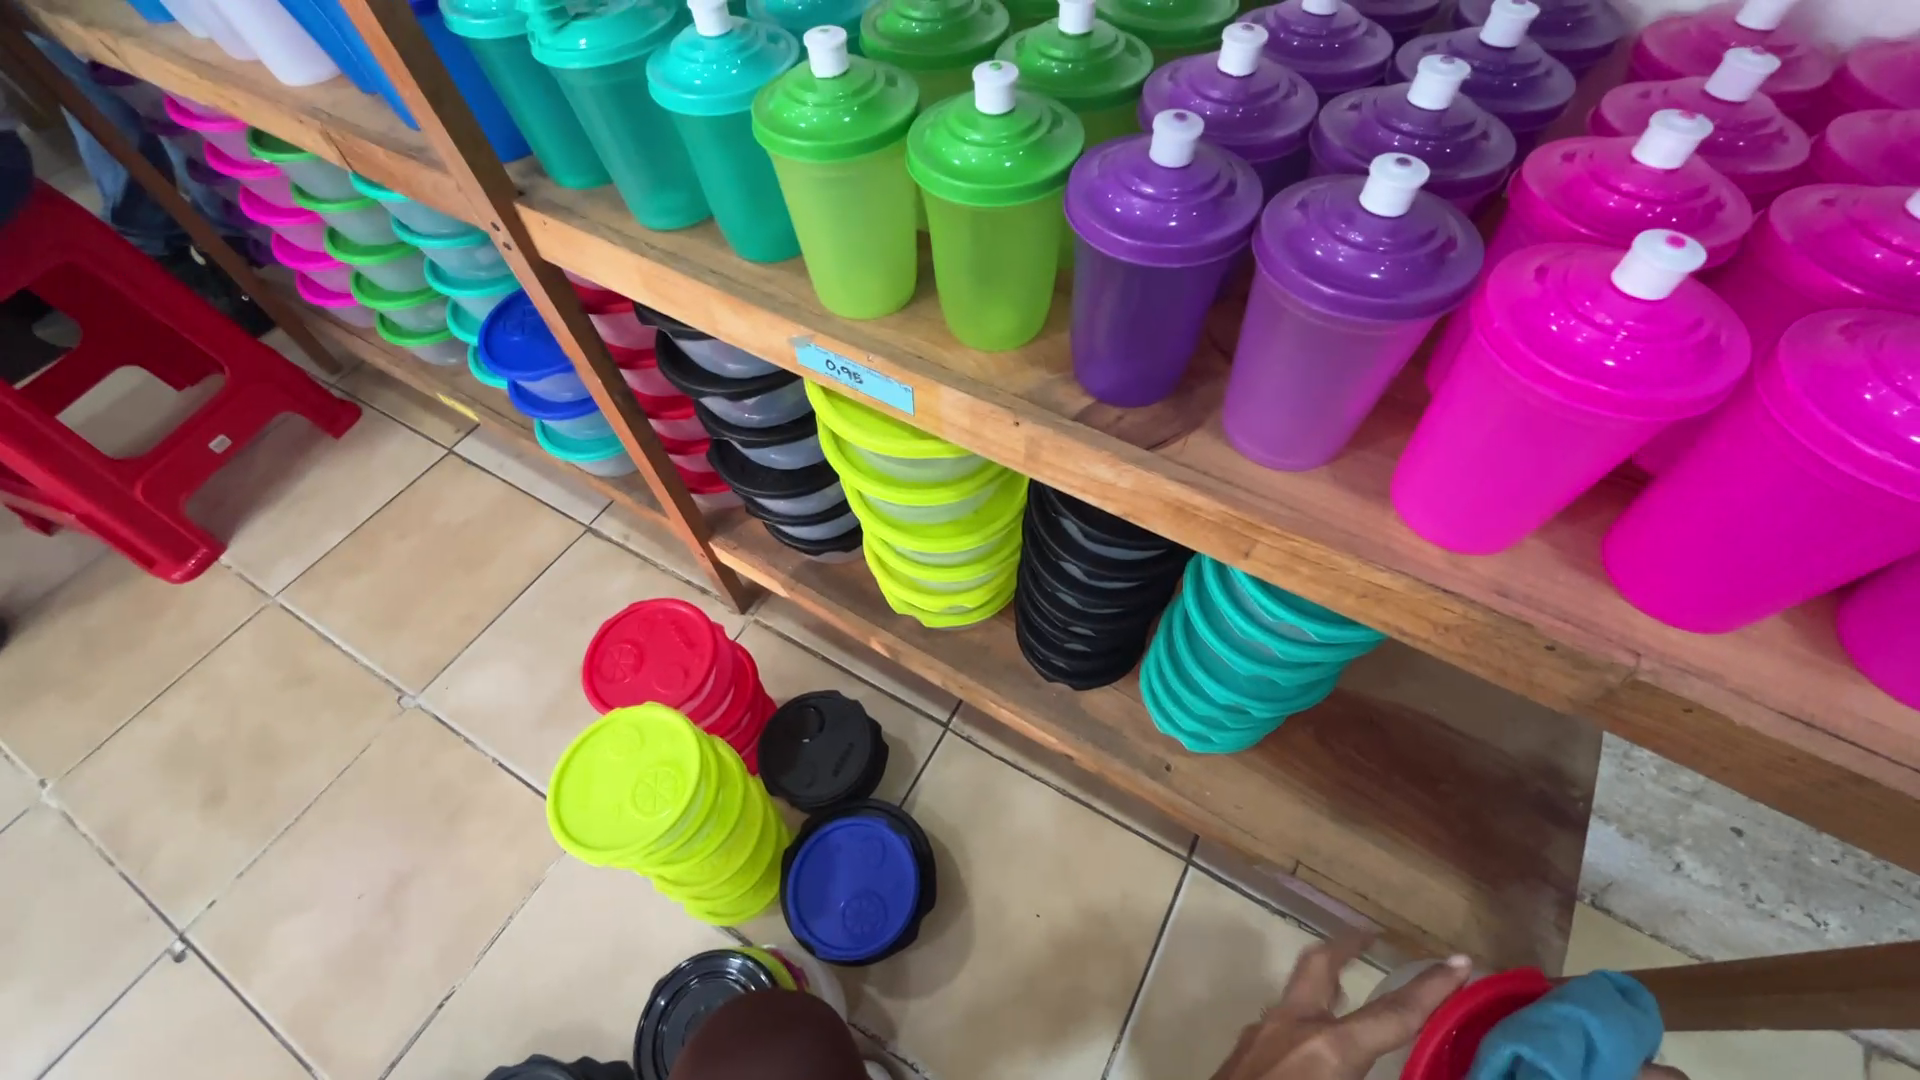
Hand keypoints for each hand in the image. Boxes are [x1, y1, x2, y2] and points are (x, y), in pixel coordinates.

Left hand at [1206, 937, 1689, 1079]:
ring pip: (1297, 992)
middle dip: (1348, 946)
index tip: (1460, 959)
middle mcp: (1293, 1026)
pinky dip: (1305, 1018)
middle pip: (1321, 966)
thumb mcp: (1340, 1074)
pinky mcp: (1242, 1049)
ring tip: (1347, 988)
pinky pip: (1282, 1022)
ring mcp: (1260, 1032)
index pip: (1394, 1014)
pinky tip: (1313, 1041)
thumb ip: (1375, 1068)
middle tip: (1371, 934)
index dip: (1431, 987)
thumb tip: (1394, 1053)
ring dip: (1324, 982)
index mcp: (1329, 1048)